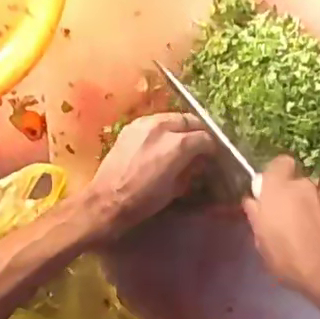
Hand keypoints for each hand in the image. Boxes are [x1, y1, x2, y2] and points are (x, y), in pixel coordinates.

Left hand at [77, 113, 212, 240]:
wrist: (107, 200)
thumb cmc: (143, 201)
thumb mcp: (175, 189)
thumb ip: (190, 170)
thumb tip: (198, 163)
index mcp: (179, 144)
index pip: (205, 138)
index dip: (212, 148)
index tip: (212, 156)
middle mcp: (163, 126)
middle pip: (190, 121)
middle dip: (198, 132)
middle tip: (199, 146)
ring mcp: (144, 123)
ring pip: (172, 117)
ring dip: (180, 128)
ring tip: (181, 143)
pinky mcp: (131, 127)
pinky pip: (154, 122)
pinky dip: (163, 129)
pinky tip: (161, 142)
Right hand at [242, 156, 319, 318]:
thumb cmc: (291, 262)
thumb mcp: (263, 245)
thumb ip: (257, 217)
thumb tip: (254, 202)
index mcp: (279, 191)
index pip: (278, 163)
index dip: (275, 175)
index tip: (270, 194)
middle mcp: (305, 186)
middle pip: (296, 184)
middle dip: (291, 197)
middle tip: (287, 222)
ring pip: (314, 196)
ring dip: (310, 209)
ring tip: (309, 235)